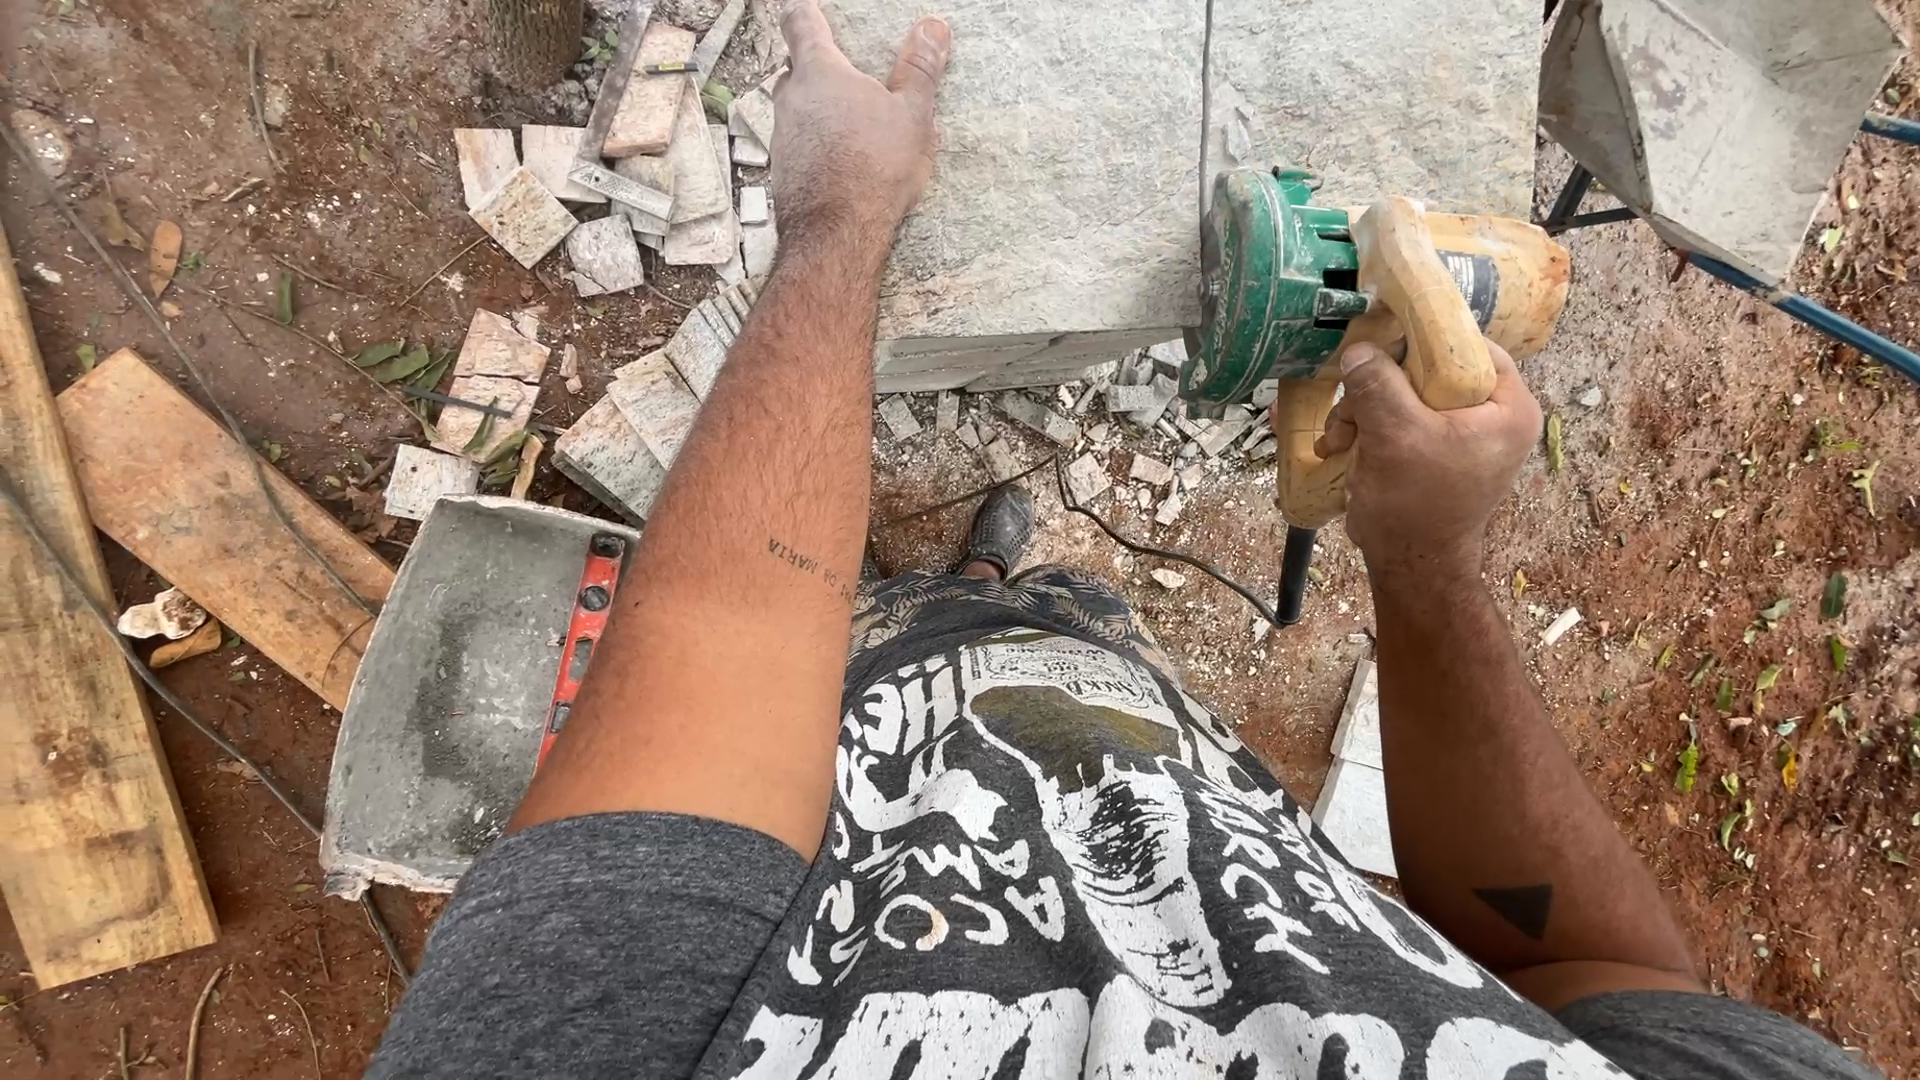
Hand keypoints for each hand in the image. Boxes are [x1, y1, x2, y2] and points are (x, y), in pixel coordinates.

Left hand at [770, 0, 951, 261]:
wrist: (838, 233)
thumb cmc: (874, 170)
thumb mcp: (912, 116)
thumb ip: (920, 71)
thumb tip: (933, 30)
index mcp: (820, 71)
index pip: (800, 22)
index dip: (803, 11)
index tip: (805, 8)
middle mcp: (791, 99)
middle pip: (794, 71)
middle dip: (814, 71)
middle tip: (841, 81)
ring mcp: (782, 138)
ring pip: (795, 113)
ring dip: (816, 116)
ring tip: (849, 134)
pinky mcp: (783, 173)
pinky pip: (798, 149)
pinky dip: (814, 150)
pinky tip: (839, 169)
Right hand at [1314, 340, 1540, 576]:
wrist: (1407, 563)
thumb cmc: (1415, 505)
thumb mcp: (1396, 437)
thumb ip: (1378, 387)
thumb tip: (1359, 350)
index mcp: (1505, 406)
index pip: (1467, 347)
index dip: (1420, 343)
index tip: (1377, 347)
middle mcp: (1485, 415)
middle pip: (1424, 372)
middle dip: (1375, 390)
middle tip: (1349, 413)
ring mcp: (1453, 434)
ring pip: (1397, 396)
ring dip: (1358, 414)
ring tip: (1338, 441)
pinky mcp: (1425, 450)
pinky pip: (1389, 420)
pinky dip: (1360, 431)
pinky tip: (1339, 448)